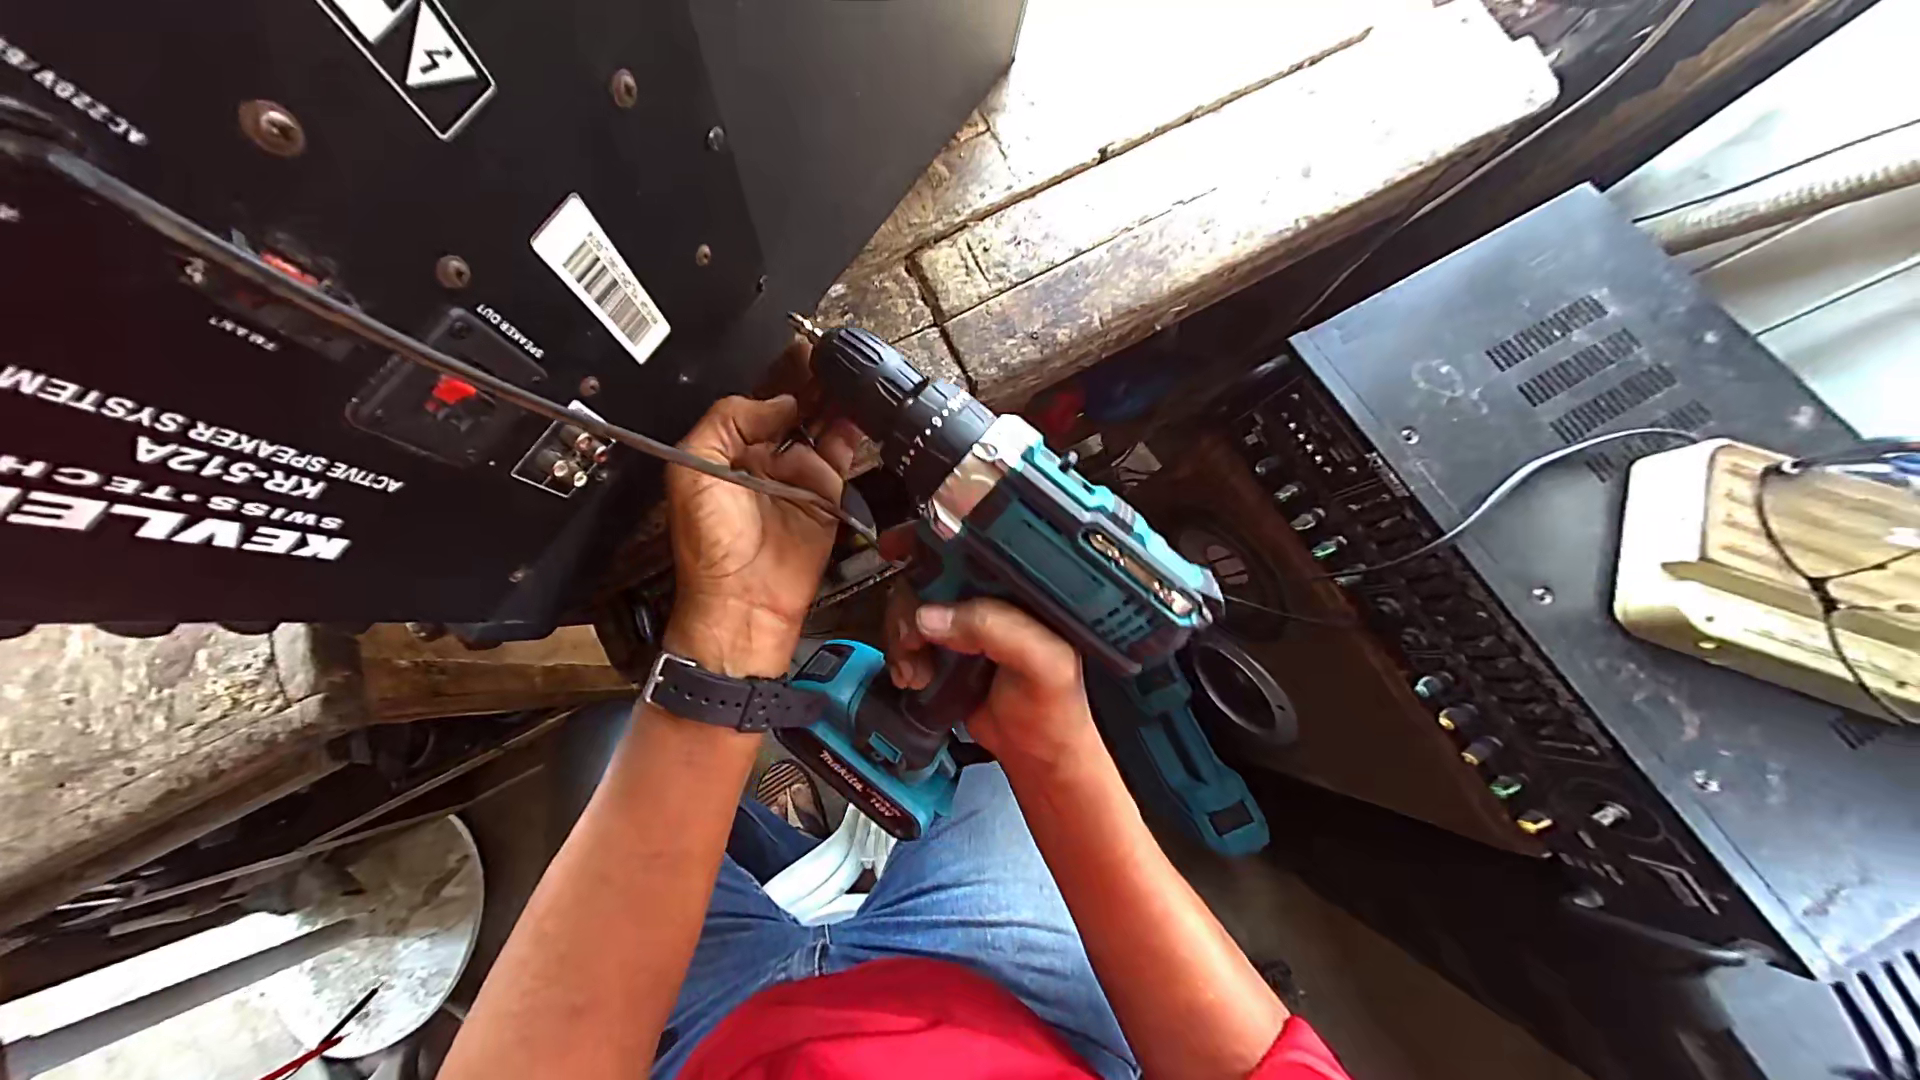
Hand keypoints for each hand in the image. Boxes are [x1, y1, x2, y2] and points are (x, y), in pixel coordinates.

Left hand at [664, 390, 858, 677]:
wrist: (745, 598)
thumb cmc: (710, 547)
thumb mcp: (693, 469)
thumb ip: (726, 422)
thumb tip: (776, 402)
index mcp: (727, 450)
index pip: (756, 403)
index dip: (776, 380)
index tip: (797, 356)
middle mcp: (764, 460)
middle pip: (792, 411)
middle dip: (810, 385)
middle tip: (826, 362)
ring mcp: (798, 478)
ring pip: (819, 428)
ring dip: (831, 403)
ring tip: (842, 380)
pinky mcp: (826, 497)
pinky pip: (840, 456)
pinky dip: (848, 434)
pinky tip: (852, 415)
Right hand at [882, 544, 1097, 775]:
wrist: (1037, 755)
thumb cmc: (1055, 708)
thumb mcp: (1042, 664)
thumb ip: (997, 630)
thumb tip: (931, 616)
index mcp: (1024, 586)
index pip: (976, 545)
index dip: (934, 538)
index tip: (901, 545)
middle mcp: (993, 594)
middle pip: (932, 571)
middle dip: (910, 601)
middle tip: (911, 636)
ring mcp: (966, 620)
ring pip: (913, 602)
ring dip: (901, 633)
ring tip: (914, 668)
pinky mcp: (946, 644)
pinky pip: (909, 631)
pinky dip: (899, 649)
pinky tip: (910, 672)